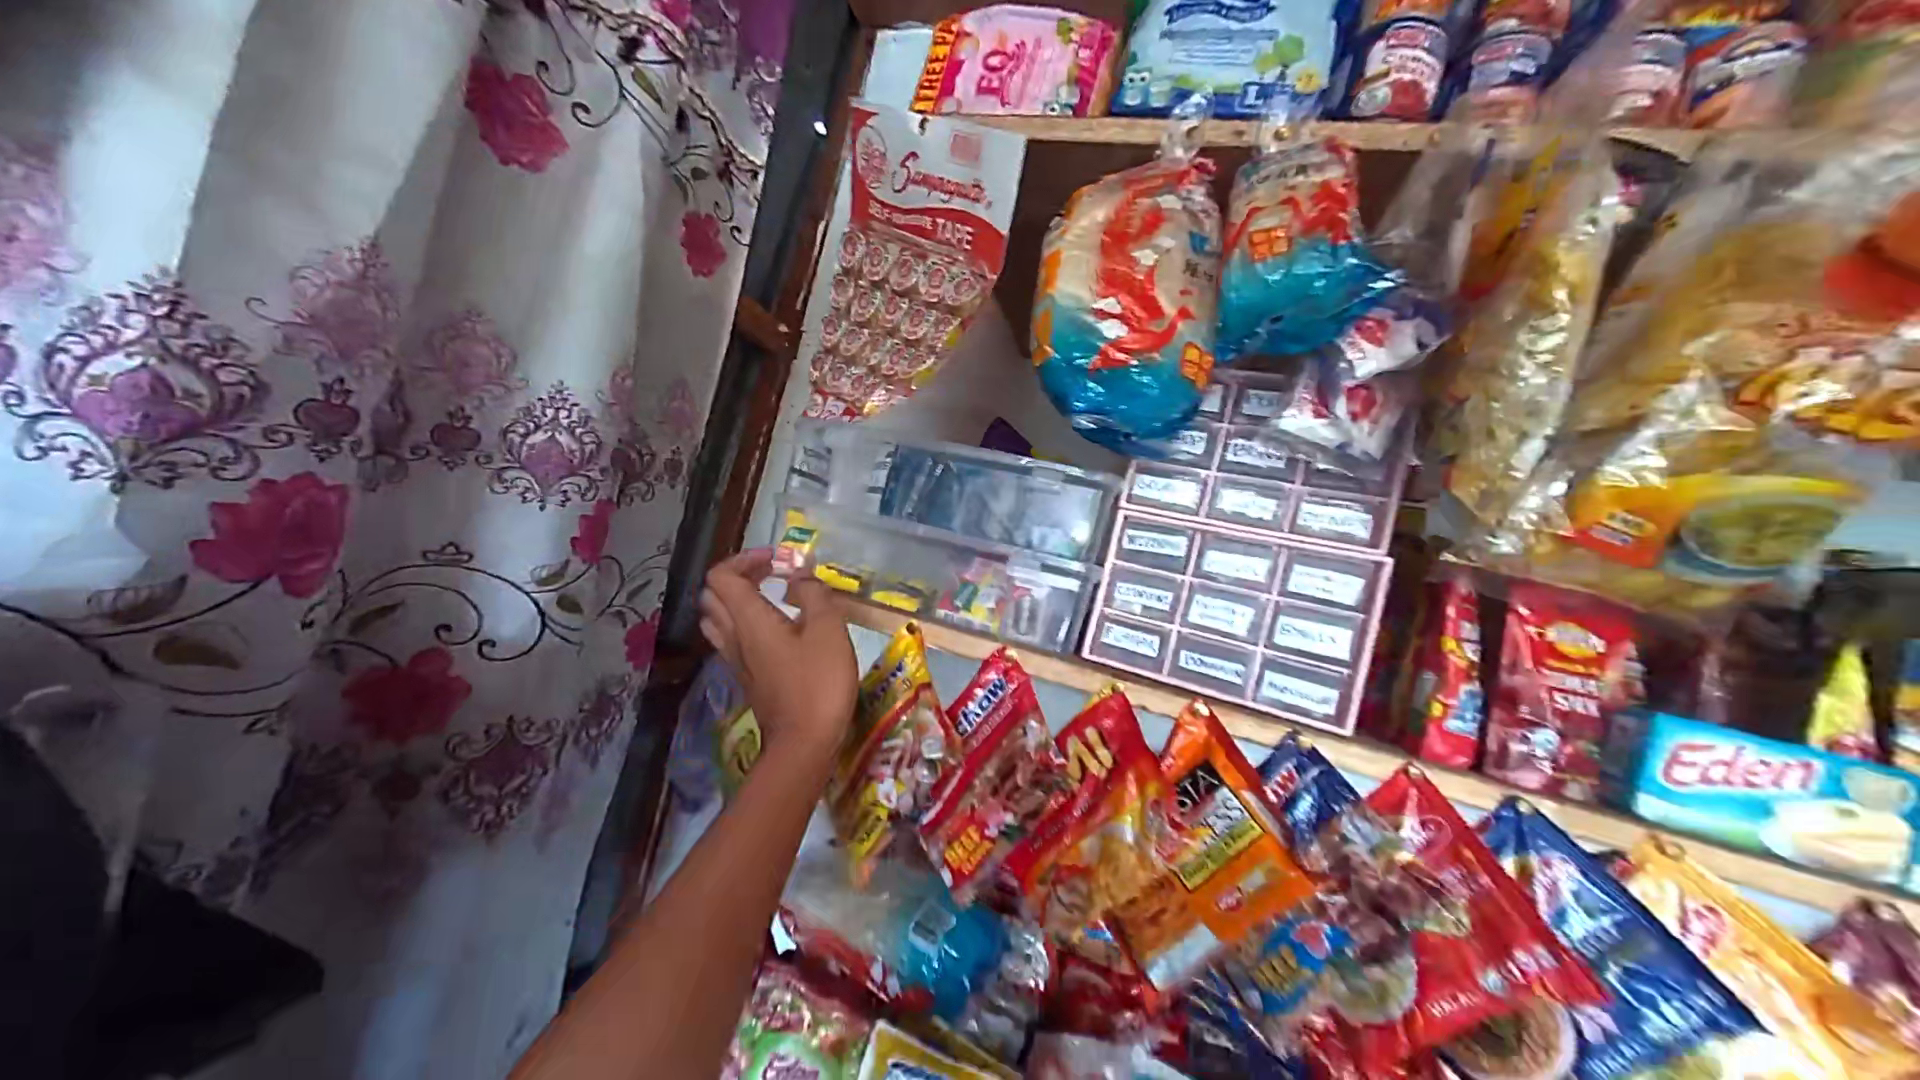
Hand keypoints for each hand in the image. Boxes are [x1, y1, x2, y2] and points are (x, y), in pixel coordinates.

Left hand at [698, 549, 856, 768]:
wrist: (804, 743)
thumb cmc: (818, 683)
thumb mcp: (828, 630)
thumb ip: (814, 594)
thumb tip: (800, 575)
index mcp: (748, 620)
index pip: (722, 576)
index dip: (745, 559)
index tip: (779, 560)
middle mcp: (733, 637)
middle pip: (712, 595)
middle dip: (739, 575)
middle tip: (773, 574)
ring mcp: (735, 660)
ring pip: (717, 619)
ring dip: (737, 600)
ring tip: (770, 597)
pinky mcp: (746, 677)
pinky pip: (731, 639)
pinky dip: (744, 623)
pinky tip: (776, 629)